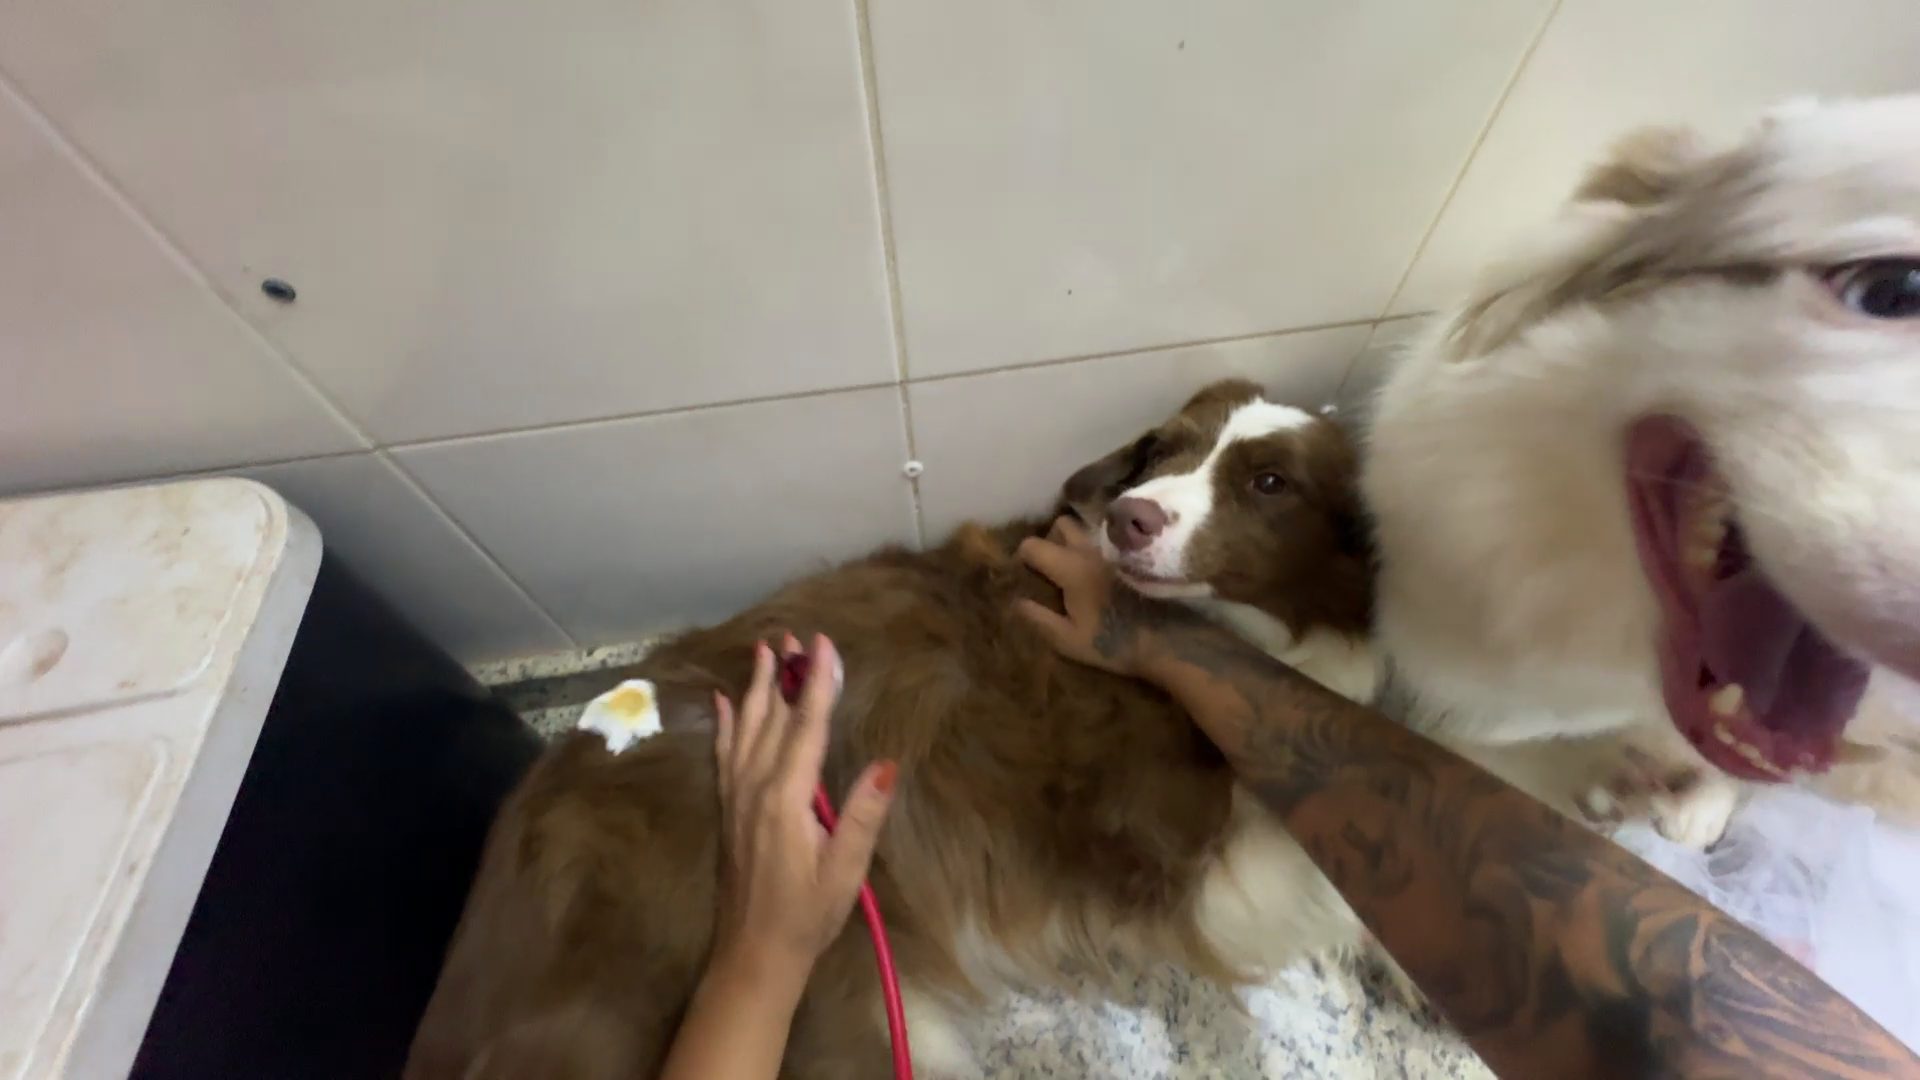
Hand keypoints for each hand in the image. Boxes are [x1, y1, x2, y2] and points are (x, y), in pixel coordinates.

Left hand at [709, 634, 896, 992]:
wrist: (752, 957)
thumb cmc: (807, 915)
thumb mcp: (845, 871)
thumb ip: (863, 816)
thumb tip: (886, 763)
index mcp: (786, 798)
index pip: (806, 728)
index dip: (818, 684)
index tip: (824, 644)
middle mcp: (756, 787)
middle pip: (773, 719)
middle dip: (785, 674)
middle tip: (793, 634)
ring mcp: (737, 796)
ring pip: (745, 729)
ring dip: (755, 688)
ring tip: (762, 651)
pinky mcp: (729, 808)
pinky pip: (725, 754)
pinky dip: (726, 723)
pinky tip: (725, 701)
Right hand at [1013, 515, 1172, 676]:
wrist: (1168, 642)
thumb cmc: (1114, 642)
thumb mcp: (1068, 640)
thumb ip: (1038, 618)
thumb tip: (1015, 602)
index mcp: (1070, 568)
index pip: (1032, 545)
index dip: (1022, 558)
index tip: (1026, 576)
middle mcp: (1090, 550)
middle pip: (1061, 524)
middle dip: (1050, 539)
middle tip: (1053, 567)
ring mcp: (1115, 549)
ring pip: (1087, 529)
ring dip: (1076, 542)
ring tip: (1078, 570)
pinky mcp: (1134, 555)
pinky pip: (1108, 540)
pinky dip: (1099, 549)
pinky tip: (1103, 574)